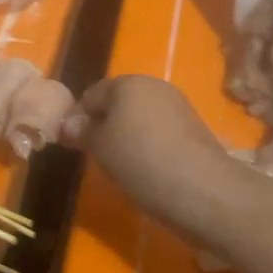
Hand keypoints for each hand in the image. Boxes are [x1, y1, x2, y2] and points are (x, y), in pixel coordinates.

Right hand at [61, 75, 235, 221]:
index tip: (72, 145)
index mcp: (127, 82)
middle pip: (118, 102)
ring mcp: (178, 105)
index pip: (91, 95)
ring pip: (140, 117)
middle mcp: (154, 85)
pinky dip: (149, 144)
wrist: (202, 189)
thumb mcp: (100, 147)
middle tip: (96, 156)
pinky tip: (148, 168)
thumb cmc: (141, 161)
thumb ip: (82, 131)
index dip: (77, 119)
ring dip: (127, 135)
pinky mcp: (194, 127)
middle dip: (104, 124)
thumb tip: (70, 123)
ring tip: (122, 165)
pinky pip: (160, 131)